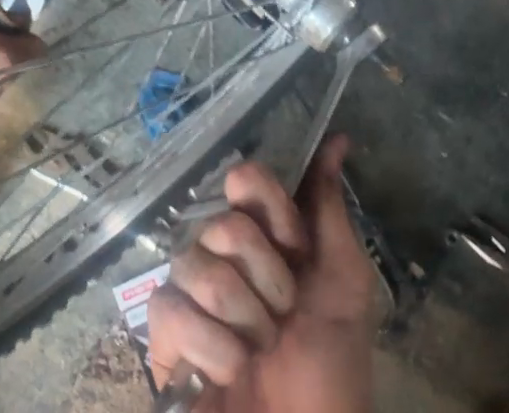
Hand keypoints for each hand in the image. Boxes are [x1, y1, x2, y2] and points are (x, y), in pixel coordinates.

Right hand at [148, 135, 376, 412]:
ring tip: (259, 347)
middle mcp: (220, 249)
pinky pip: (170, 310)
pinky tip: (229, 368)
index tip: (293, 246)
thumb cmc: (333, 358)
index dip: (270, 210)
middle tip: (284, 312)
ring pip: (196, 268)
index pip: (245, 179)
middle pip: (223, 226)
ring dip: (244, 321)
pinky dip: (214, 350)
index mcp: (263, 232)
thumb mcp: (344, 280)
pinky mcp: (163, 329)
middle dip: (267, 280)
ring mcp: (187, 287)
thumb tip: (338, 139)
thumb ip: (329, 208)